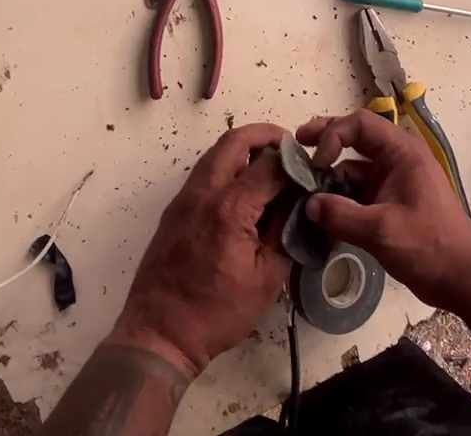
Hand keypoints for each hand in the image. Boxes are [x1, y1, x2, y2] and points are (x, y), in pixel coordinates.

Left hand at [107, 123, 291, 378]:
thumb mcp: (267, 277)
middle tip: (289, 148)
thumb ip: (286, 230)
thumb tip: (298, 201)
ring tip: (270, 167)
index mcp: (230, 209)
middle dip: (266, 135)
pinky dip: (227, 167)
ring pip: (216, 153)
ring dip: (244, 149)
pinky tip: (245, 191)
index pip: (270, 164)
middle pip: (235, 140)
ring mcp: (185, 199)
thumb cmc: (217, 313)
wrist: (159, 335)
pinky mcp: (175, 210)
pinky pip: (205, 172)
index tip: (310, 171)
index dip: (295, 163)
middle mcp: (204, 193)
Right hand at [296, 110, 470, 309]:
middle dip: (327, 141)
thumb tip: (309, 204)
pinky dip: (341, 199)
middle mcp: (398, 159)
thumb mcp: (382, 230)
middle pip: (356, 138)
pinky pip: (360, 191)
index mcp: (403, 152)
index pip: (360, 124)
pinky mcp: (392, 203)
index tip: (316, 162)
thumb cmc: (430, 246)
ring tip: (302, 191)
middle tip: (297, 145)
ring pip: (355, 168)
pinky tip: (320, 214)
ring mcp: (395, 181)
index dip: (333, 135)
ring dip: (331, 177)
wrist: (464, 278)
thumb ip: (342, 215)